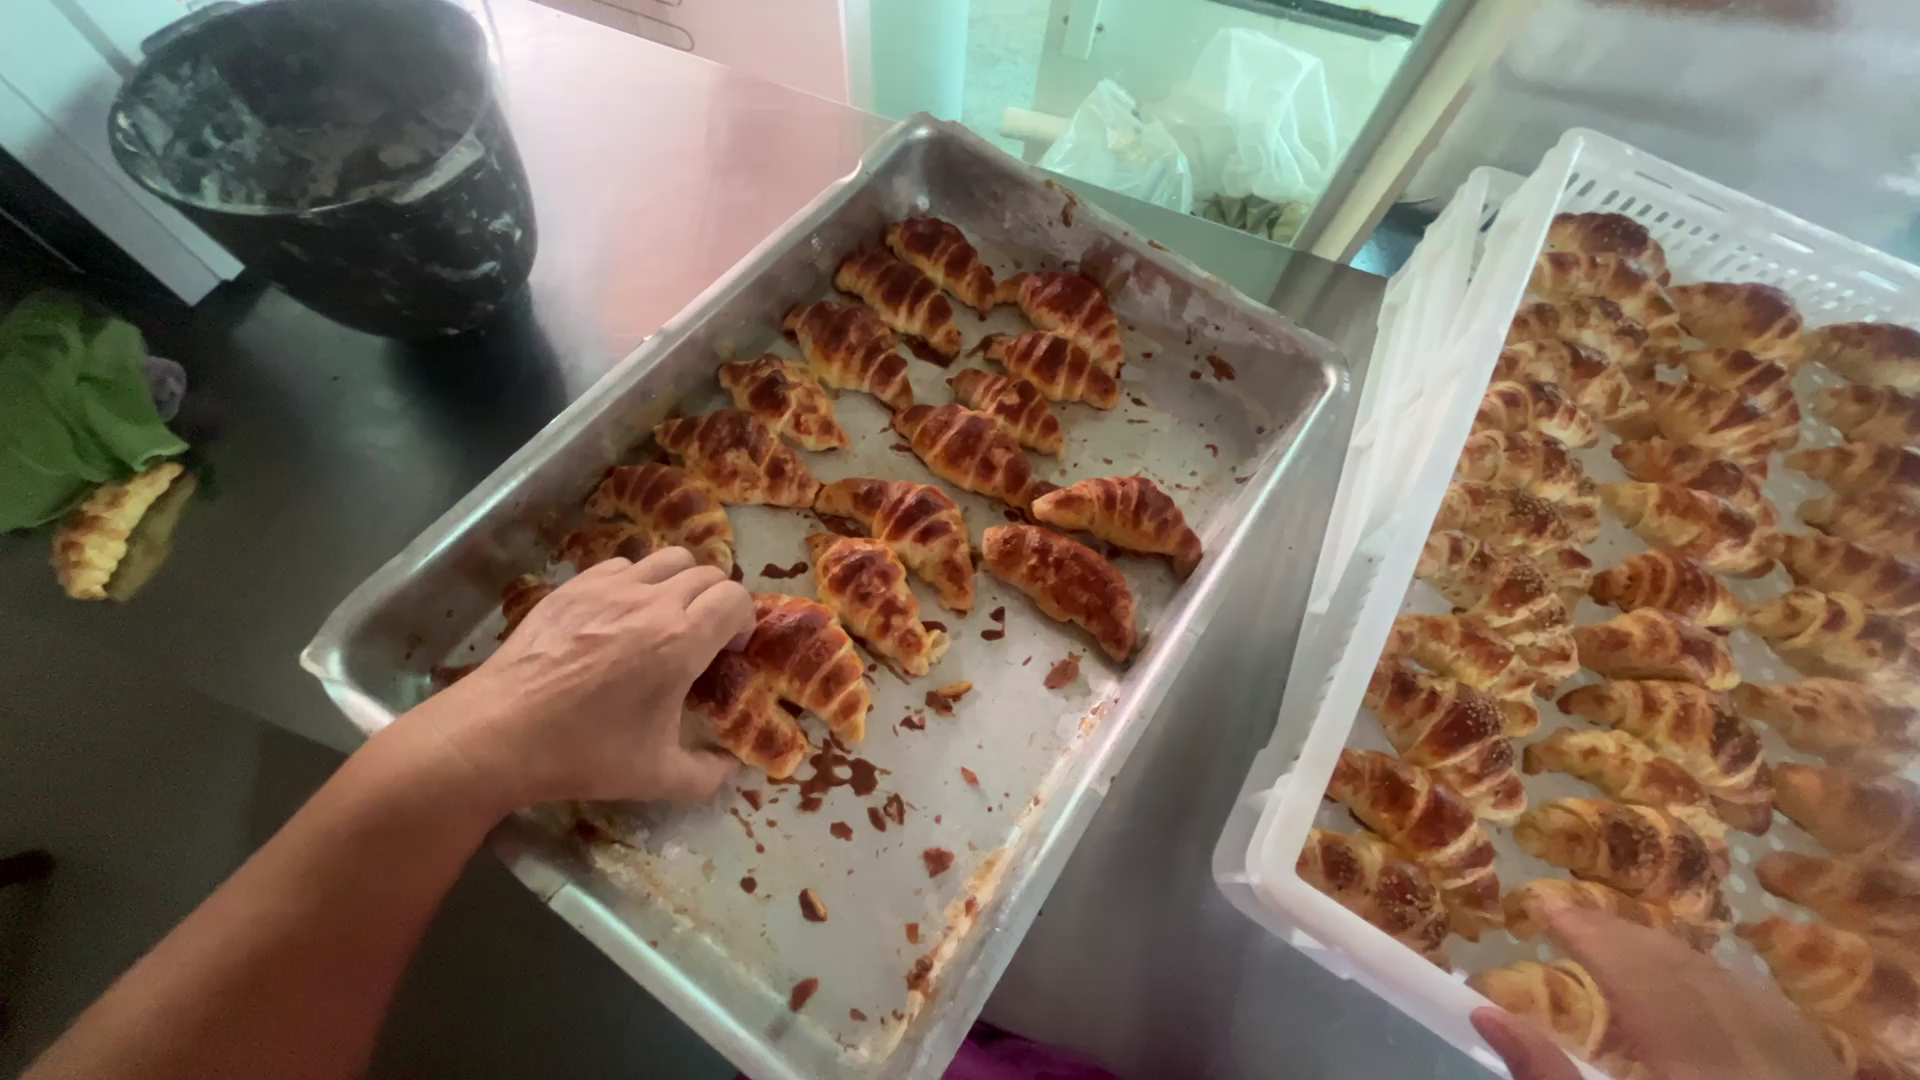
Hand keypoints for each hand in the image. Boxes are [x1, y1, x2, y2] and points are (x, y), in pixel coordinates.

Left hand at [409, 548, 754, 808]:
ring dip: (681, 582)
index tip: (727, 650)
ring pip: (669, 559)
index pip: (736, 599)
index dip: (742, 621)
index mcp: (680, 642)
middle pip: (708, 574)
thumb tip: (731, 767)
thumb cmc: (583, 754)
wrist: (496, 735)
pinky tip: (621, 615)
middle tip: (701, 638)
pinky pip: (624, 565)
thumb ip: (707, 775)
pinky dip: (637, 581)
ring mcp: (609, 589)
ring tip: (666, 616)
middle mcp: (652, 603)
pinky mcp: (574, 586)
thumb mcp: (656, 777)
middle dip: (716, 602)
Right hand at [1473, 905, 1844, 1079]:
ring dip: (1675, 956)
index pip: (1644, 978)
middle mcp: (1760, 1069)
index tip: (1545, 906)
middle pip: (1693, 975)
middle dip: (1626, 935)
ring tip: (1622, 942)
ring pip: (1744, 991)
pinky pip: (1780, 1023)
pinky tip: (1698, 990)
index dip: (1592, 933)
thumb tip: (1485, 1012)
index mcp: (1701, 1077)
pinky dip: (1726, 989)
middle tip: (1571, 916)